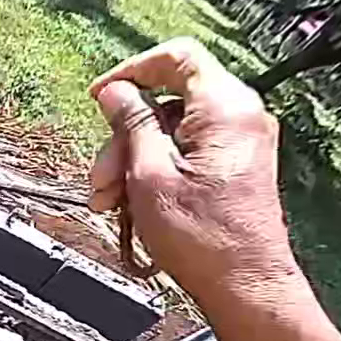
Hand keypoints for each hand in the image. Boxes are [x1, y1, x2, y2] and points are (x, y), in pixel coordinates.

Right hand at [88, 39, 307, 316]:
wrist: (242, 282)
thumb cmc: (200, 237)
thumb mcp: (149, 176)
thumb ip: (132, 126)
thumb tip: (115, 93)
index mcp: (224, 108)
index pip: (176, 58)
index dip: (130, 72)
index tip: (98, 98)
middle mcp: (238, 116)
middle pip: (164, 104)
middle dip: (122, 140)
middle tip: (100, 182)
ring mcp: (238, 141)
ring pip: (167, 132)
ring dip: (130, 163)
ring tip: (110, 204)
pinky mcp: (232, 164)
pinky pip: (182, 152)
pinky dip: (151, 172)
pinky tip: (131, 203)